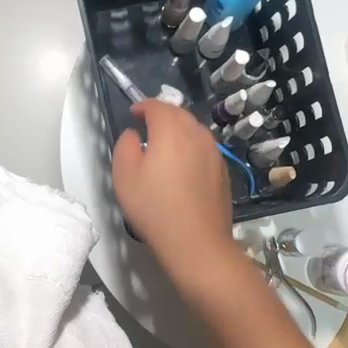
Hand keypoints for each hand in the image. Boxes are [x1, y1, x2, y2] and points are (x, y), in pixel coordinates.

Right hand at [111, 100, 235, 271]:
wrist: (196, 242)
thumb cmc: (155, 208)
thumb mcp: (125, 176)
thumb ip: (125, 146)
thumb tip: (134, 135)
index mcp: (171, 131)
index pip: (157, 106)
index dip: (143, 106)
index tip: (134, 113)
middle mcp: (197, 135)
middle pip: (179, 114)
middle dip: (162, 115)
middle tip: (148, 126)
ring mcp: (214, 153)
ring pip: (195, 130)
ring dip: (179, 130)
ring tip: (165, 145)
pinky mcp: (223, 171)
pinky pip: (204, 149)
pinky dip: (191, 147)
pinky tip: (184, 166)